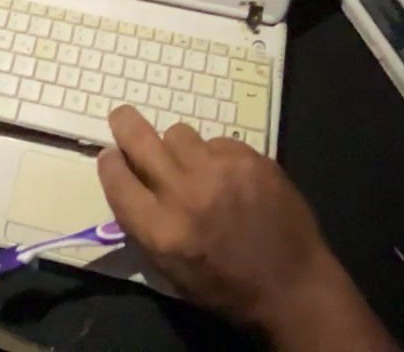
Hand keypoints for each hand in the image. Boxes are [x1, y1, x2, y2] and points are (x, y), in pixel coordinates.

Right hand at [98, 107, 393, 349]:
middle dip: (125, 124)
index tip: (109, 155)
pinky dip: (217, 155)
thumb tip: (130, 183)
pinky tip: (231, 176)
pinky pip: (218, 141)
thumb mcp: (174, 271)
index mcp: (162, 231)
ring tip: (194, 164)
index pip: (118, 181)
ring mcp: (219, 170)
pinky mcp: (248, 157)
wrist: (294, 286)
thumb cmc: (228, 287)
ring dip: (179, 146)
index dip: (109, 164)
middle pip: (140, 140)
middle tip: (121, 116)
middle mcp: (185, 194)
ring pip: (180, 133)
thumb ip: (148, 225)